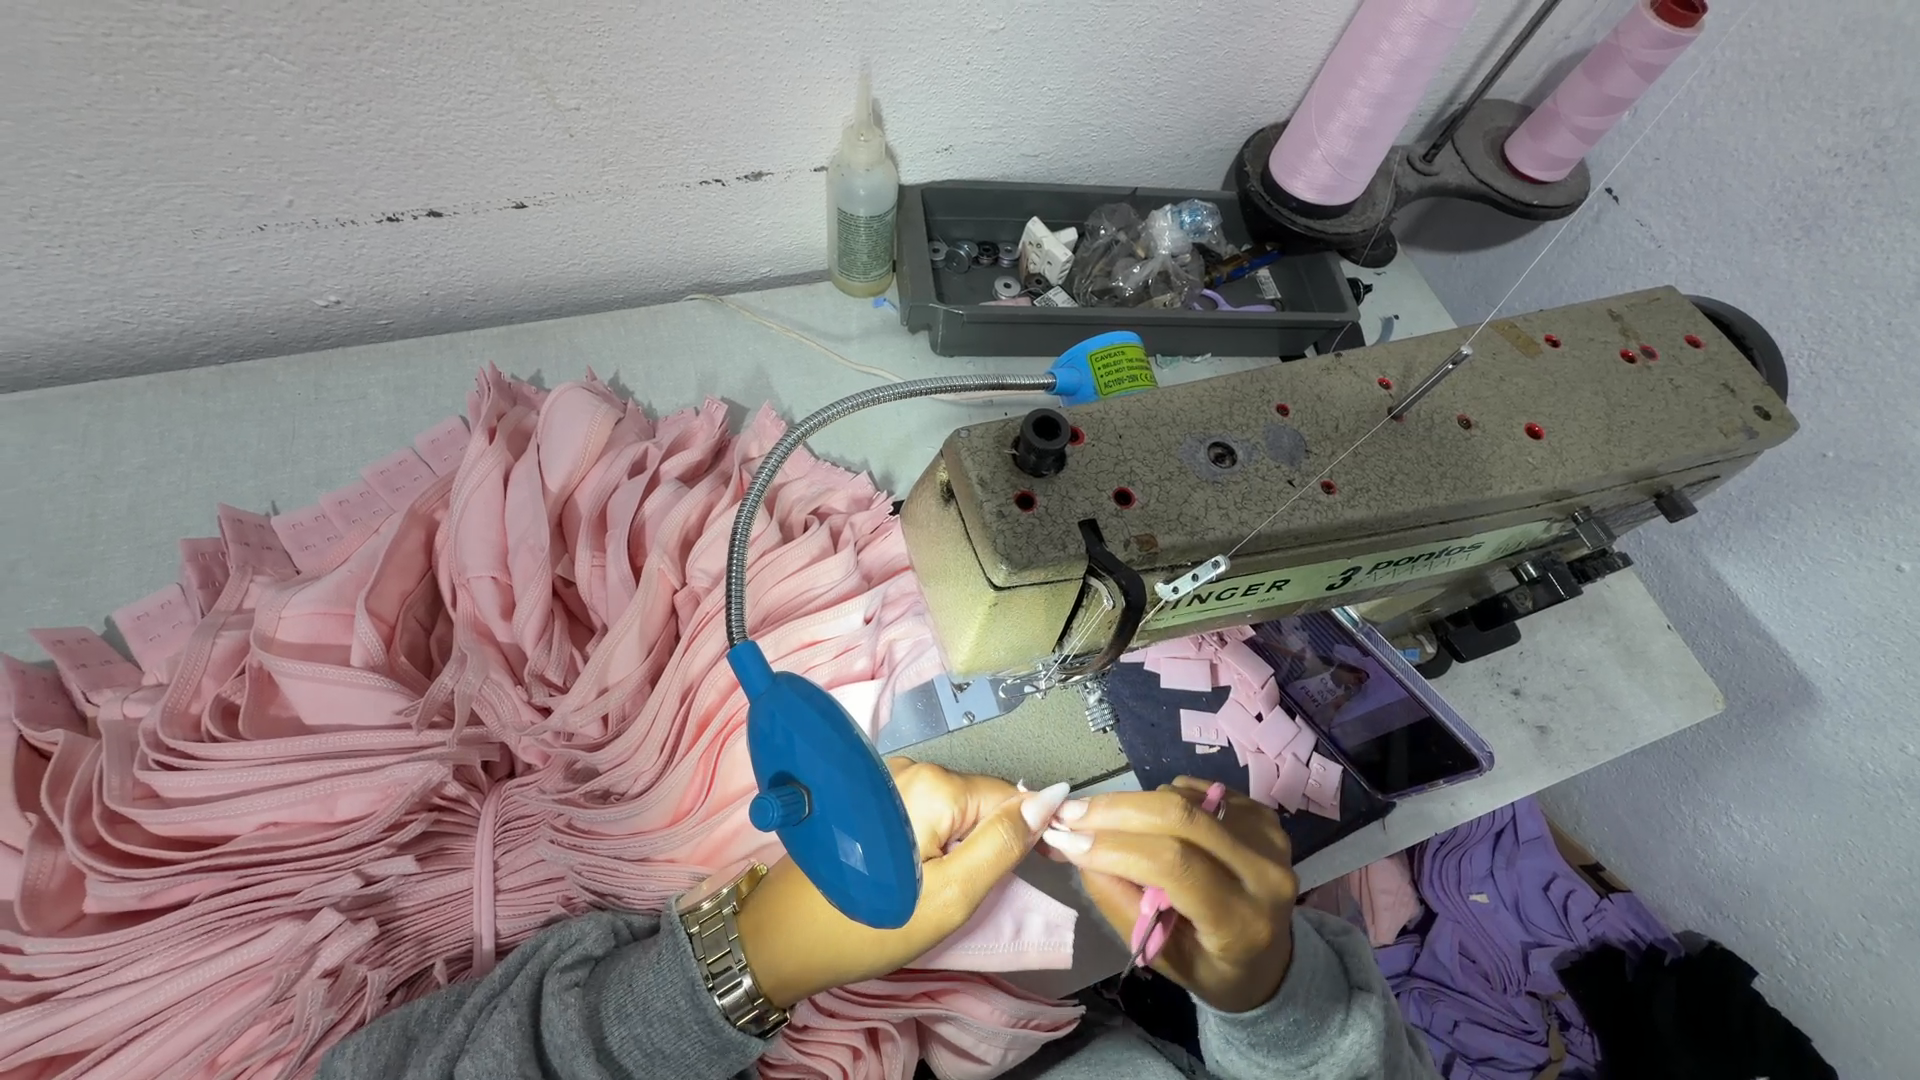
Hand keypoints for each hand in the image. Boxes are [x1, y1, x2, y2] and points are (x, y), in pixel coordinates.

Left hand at [735, 760, 1068, 1006]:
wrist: (783, 937)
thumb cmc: (870, 924)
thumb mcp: (951, 896)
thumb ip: (1003, 845)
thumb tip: (1050, 797)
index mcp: (935, 784)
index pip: (1009, 798)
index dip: (1025, 836)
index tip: (1019, 877)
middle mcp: (910, 767)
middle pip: (978, 800)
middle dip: (984, 841)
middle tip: (963, 891)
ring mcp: (886, 778)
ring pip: (952, 806)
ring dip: (958, 842)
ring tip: (934, 885)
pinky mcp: (870, 795)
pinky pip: (924, 809)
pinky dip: (932, 838)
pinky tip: (912, 871)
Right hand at [1042, 778, 1297, 1012]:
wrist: (1271, 959)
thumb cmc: (1212, 966)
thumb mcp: (1163, 957)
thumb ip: (1119, 904)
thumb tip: (1078, 849)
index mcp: (1243, 922)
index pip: (1174, 865)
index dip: (1115, 847)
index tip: (1066, 840)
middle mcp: (1264, 872)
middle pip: (1179, 817)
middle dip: (1114, 810)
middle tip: (1068, 812)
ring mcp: (1267, 836)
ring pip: (1182, 797)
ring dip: (1133, 805)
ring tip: (1109, 825)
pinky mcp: (1262, 814)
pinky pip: (1195, 789)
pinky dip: (1160, 799)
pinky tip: (1153, 824)